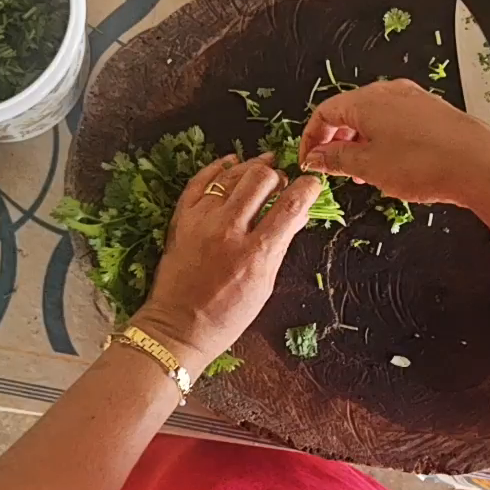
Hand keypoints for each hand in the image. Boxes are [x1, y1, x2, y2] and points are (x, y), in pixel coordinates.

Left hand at [130, 153, 320, 375]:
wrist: (179, 326)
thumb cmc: (226, 315)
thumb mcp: (265, 285)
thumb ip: (281, 246)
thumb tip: (299, 214)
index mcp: (255, 254)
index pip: (290, 206)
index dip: (307, 188)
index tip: (311, 185)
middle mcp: (228, 231)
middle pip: (260, 179)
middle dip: (277, 175)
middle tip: (281, 182)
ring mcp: (202, 221)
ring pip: (232, 174)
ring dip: (252, 168)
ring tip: (262, 169)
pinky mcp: (182, 218)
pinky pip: (201, 180)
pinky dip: (218, 168)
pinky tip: (231, 164)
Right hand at [298, 78, 489, 204]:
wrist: (481, 165)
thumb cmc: (426, 163)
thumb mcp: (368, 166)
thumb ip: (336, 159)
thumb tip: (317, 157)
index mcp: (366, 100)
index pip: (323, 113)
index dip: (311, 139)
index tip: (310, 161)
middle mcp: (388, 92)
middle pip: (347, 112)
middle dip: (335, 142)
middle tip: (332, 170)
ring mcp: (412, 100)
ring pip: (371, 118)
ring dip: (358, 144)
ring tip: (361, 173)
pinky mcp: (430, 112)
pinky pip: (393, 122)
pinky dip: (381, 141)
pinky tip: (389, 167)